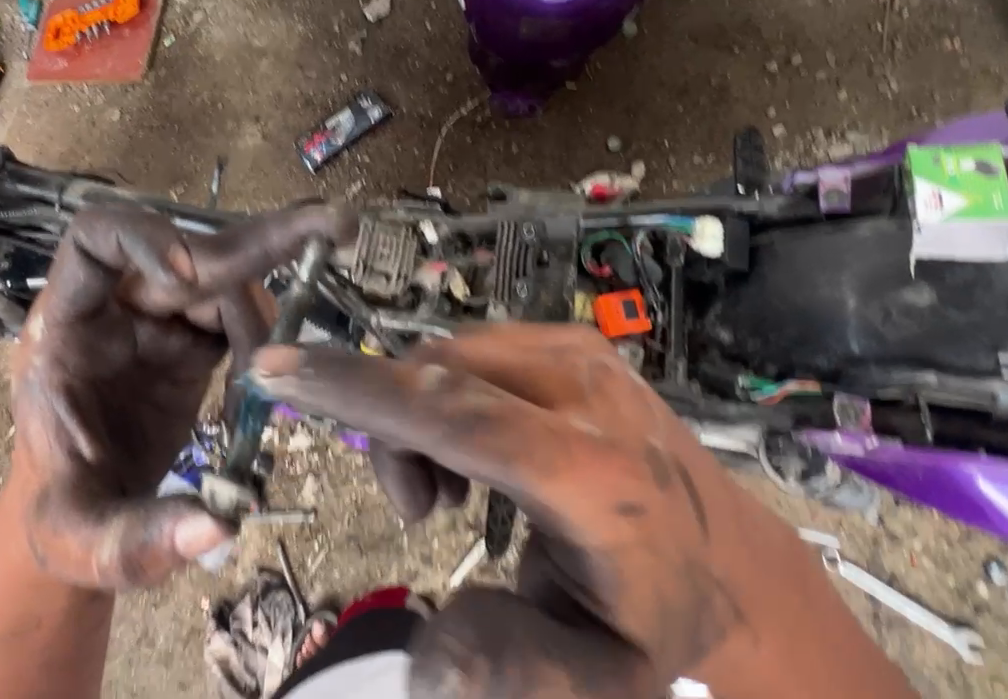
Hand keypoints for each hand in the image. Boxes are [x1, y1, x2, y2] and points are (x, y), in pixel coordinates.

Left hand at [8, 204, 346, 589]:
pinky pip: (239, 319)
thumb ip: (143, 540)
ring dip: (260, 324)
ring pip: (226, 285)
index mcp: (68, 328)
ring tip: (266, 387)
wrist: (83, 518)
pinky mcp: (191, 342)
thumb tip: (220, 524)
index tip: (190, 277)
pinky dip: (266, 344)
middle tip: (335, 227)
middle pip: (189, 250)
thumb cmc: (61, 519)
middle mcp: (117, 309)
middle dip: (259, 241)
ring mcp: (159, 321)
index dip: (144, 239)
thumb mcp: (83, 540)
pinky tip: (269, 384)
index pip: (95, 241)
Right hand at [252, 324, 912, 697]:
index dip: (356, 388)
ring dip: (422, 416)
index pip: (452, 411)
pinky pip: (472, 354)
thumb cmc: (657, 624)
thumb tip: (427, 636)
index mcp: (589, 474)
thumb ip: (507, 668)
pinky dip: (448, 396)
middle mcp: (585, 391)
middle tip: (419, 507)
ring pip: (447, 359)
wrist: (729, 558)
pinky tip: (480, 450)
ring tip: (454, 489)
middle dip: (393, 431)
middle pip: (435, 376)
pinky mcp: (573, 342)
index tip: (278, 366)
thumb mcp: (594, 683)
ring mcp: (581, 354)